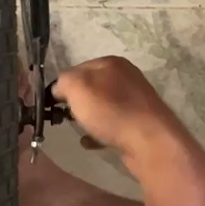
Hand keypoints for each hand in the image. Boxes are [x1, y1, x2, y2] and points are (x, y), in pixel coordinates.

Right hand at [51, 57, 190, 163]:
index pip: (77, 69)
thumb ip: (63, 81)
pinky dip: (99, 132)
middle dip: (77, 103)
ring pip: (101, 106)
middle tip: (67, 118)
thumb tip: (59, 89)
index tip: (55, 104)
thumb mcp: (77, 87)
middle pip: (90, 88)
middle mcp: (126, 77)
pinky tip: (92, 142)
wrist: (149, 141)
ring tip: (81, 130)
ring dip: (88, 118)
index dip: (64, 86)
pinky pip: (112, 124)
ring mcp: (135, 100)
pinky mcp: (139, 122)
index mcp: (112, 63)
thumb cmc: (110, 110)